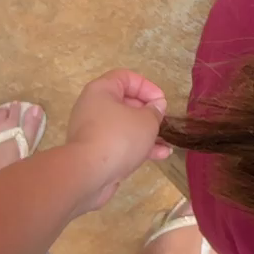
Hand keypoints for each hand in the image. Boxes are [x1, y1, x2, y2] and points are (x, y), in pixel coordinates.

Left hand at [61, 69, 173, 212]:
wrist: (88, 175)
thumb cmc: (118, 138)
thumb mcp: (146, 120)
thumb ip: (155, 111)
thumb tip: (156, 107)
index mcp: (100, 91)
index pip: (125, 77)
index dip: (147, 87)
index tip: (161, 102)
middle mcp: (92, 108)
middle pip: (125, 103)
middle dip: (147, 113)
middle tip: (162, 122)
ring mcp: (92, 132)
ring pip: (123, 127)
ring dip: (146, 133)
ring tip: (165, 141)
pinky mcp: (94, 153)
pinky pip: (119, 144)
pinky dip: (137, 148)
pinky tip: (159, 155)